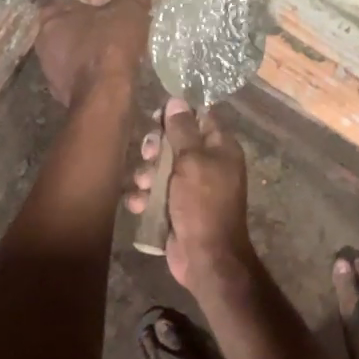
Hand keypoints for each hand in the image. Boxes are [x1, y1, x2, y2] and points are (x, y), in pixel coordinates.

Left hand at [35, 0, 151, 106]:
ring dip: (94, 45)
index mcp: (53, 13)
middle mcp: (44, 38)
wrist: (102, 94)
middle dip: (98, 21)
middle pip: (76, 22)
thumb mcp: (130, 12)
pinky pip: (79, 69)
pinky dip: (93, 65)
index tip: (124, 3)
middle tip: (122, 23)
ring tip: (120, 46)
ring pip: (76, 47)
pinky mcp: (59, 89)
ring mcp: (49, 66)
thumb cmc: (110, 44)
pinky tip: (112, 67)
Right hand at [127, 99, 252, 291]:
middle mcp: (206, 164)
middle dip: (156, 148)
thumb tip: (176, 100)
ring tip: (145, 186)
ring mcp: (189, 188)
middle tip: (149, 155)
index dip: (177, 115)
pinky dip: (144, 198)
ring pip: (159, 168)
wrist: (206, 257)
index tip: (156, 116)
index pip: (199, 119)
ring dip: (146, 175)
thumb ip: (182, 130)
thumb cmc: (204, 203)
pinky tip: (139, 204)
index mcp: (220, 149)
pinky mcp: (173, 209)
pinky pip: (153, 194)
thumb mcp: (193, 160)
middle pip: (174, 142)